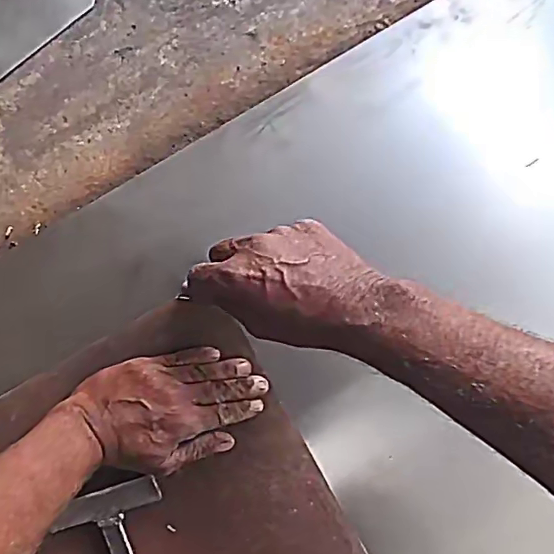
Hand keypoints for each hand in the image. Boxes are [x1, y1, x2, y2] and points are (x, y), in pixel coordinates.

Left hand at [63, 348, 267, 474]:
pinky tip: (213, 353)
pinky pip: (179, 357)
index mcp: (184, 423)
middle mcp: (177, 398)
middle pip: (218, 389)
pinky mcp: (147, 366)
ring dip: (226, 368)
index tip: (256, 404)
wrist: (88, 426)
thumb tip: (224, 442)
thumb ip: (198, 450)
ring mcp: (163, 378)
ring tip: (244, 366)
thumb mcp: (163, 462)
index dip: (242, 408)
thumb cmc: (121, 448)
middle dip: (242, 386)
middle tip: (260, 382)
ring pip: (203, 371)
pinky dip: (198, 355)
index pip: (222, 412)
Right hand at [185, 220, 389, 348]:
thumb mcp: (260, 326)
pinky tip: (302, 269)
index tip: (204, 290)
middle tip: (245, 285)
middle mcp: (253, 248)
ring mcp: (279, 234)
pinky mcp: (303, 227)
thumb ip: (233, 306)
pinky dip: (288, 250)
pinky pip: (285, 236)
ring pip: (255, 243)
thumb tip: (223, 299)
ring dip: (261, 258)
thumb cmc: (314, 322)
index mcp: (235, 276)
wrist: (355, 307)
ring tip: (283, 280)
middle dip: (227, 268)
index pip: (198, 274)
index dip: (200, 286)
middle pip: (222, 252)